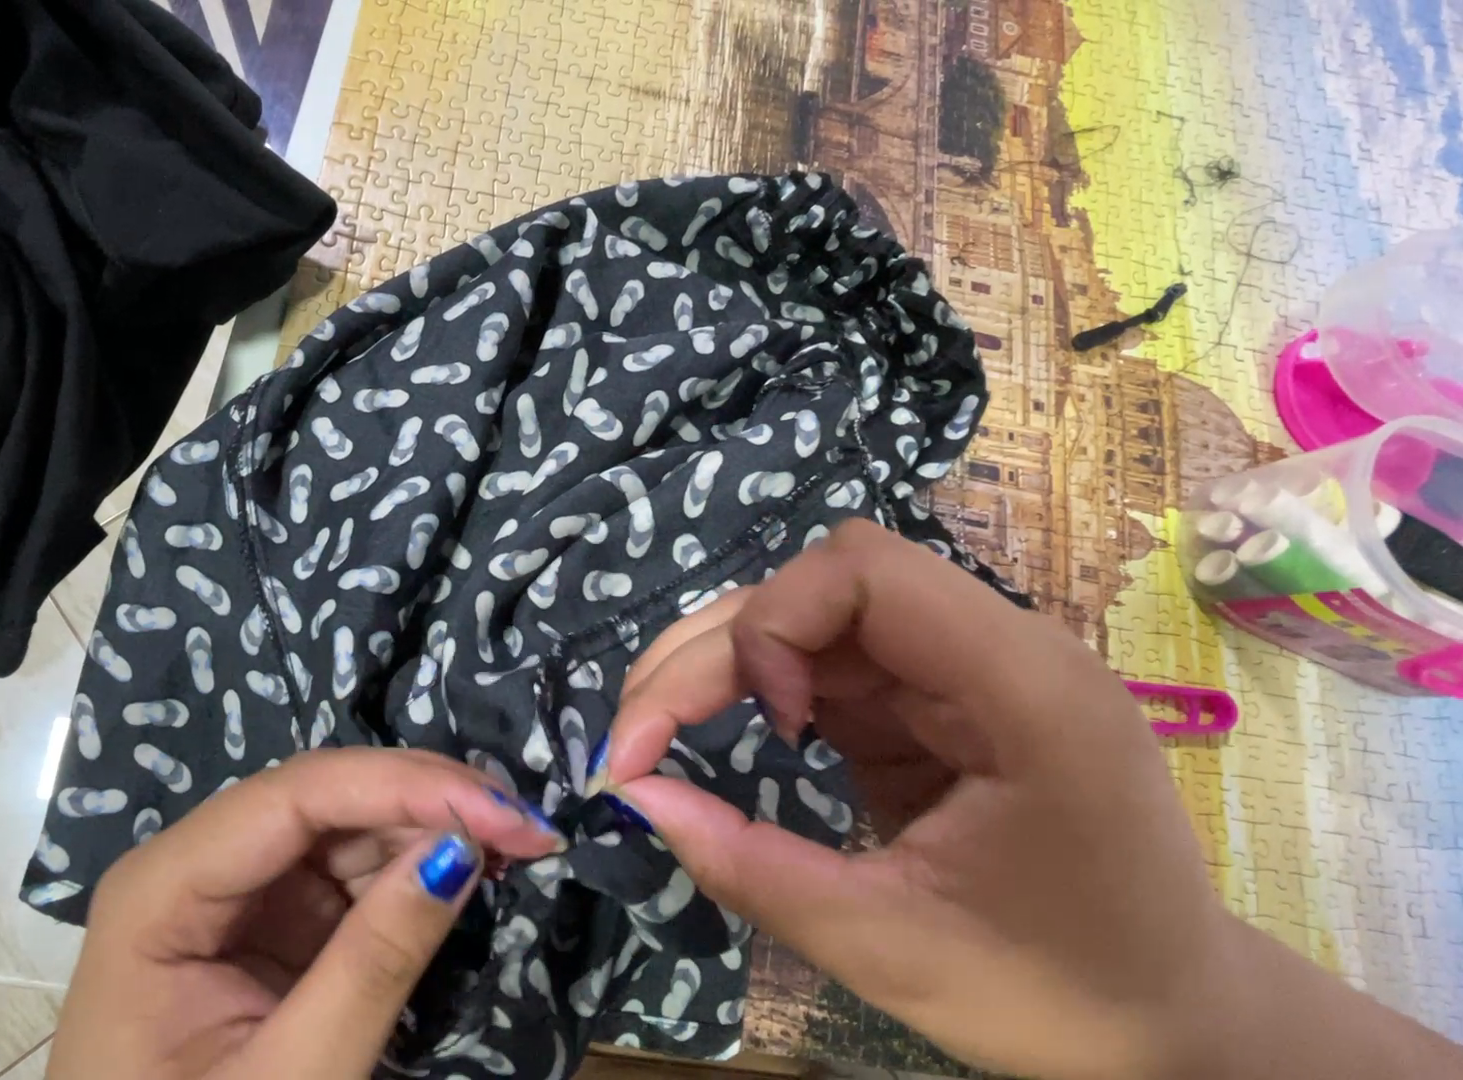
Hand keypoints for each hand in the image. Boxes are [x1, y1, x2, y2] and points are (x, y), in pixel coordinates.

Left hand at [48, 747, 565, 1079]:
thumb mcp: (293, 1079)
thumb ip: (374, 961)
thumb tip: (461, 846)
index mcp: (161, 891)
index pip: (295, 796)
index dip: (406, 787)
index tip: (507, 814)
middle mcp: (194, 864)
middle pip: (324, 796)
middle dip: (429, 802)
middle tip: (528, 828)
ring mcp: (235, 887)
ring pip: (346, 823)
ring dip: (431, 828)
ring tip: (514, 847)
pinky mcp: (272, 915)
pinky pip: (349, 868)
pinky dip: (414, 867)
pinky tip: (464, 871)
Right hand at [593, 520, 1251, 1079]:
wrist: (1170, 1022)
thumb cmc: (1057, 990)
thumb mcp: (891, 948)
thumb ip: (752, 868)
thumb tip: (632, 798)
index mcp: (1021, 687)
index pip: (864, 568)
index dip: (776, 624)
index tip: (766, 729)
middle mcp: (989, 648)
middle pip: (815, 586)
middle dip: (712, 652)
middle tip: (638, 740)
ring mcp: (956, 666)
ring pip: (804, 615)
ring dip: (722, 666)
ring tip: (660, 732)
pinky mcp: (926, 694)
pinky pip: (822, 659)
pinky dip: (758, 688)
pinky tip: (736, 733)